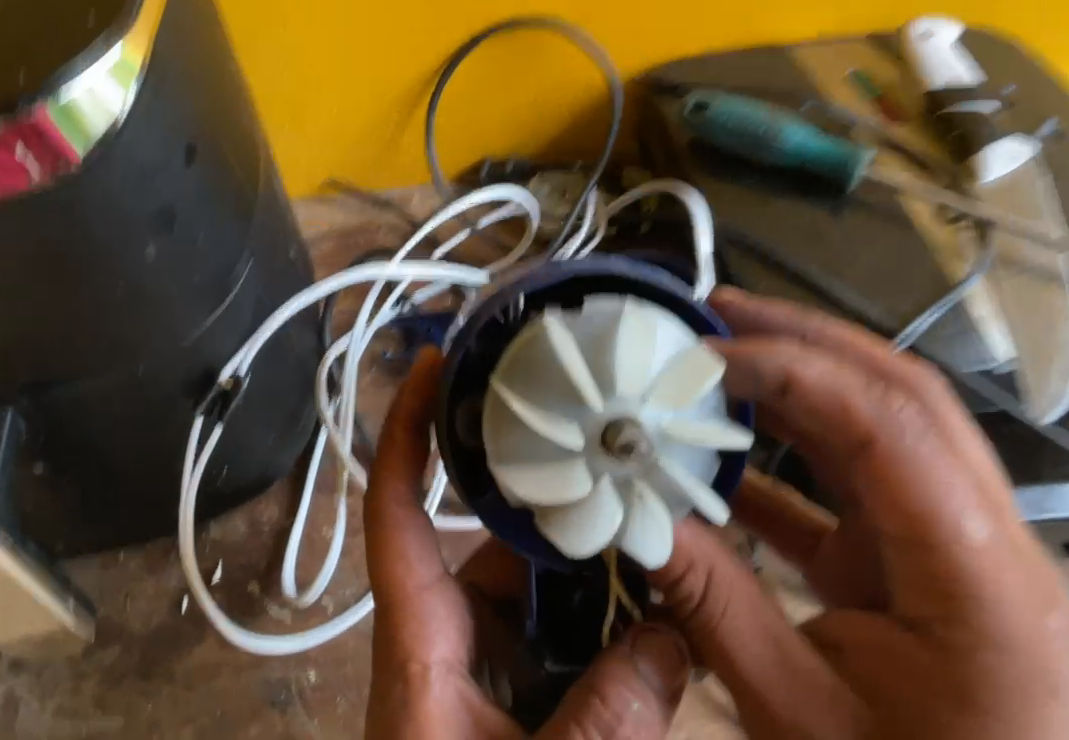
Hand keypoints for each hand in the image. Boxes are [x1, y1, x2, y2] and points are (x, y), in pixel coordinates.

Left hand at [364, 349, 693, 738]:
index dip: (405, 432)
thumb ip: (607, 717)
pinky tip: (664, 625)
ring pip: (539, 598)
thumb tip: (671, 638)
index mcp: (419, 640)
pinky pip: (561, 647)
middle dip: (558, 513)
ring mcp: (481, 670)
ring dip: (596, 581)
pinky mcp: (512, 702)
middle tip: (624, 466)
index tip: (431, 364)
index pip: (397, 511)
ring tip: (662, 539)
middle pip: (495, 545)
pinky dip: (606, 635)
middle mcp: (446, 637)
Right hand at [650, 287, 1068, 738]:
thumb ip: (715, 604)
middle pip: (904, 398)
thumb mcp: (799, 716)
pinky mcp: (926, 566)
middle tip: (713, 313)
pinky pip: (860, 488)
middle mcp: (985, 539)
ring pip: (886, 428)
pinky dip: (792, 459)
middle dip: (804, 342)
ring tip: (716, 357)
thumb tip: (636, 514)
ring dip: (799, 386)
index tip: (703, 353)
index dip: (795, 369)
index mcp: (977, 576)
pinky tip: (725, 453)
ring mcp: (958, 547)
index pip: (893, 424)